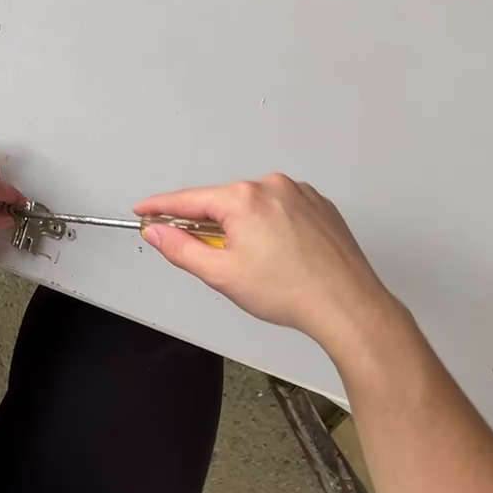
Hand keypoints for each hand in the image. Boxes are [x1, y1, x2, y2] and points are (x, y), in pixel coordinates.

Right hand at [135, 175, 405, 348]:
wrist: (347, 305)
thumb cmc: (292, 292)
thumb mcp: (221, 274)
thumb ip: (181, 248)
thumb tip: (158, 232)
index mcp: (243, 199)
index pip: (187, 199)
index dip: (160, 207)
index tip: (145, 211)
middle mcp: (271, 186)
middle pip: (221, 202)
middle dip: (210, 227)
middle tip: (216, 260)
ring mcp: (298, 193)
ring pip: (250, 205)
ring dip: (242, 227)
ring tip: (258, 264)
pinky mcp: (318, 204)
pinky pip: (278, 208)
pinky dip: (269, 226)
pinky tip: (278, 255)